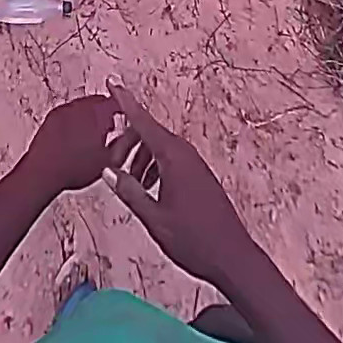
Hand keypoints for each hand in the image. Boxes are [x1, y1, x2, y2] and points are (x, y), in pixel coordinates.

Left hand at [17, 95, 119, 193]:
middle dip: (107, 112)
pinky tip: (76, 137)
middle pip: (99, 101)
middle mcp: (80, 106)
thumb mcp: (108, 161)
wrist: (44, 172)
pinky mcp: (53, 116)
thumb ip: (123, 143)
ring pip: (83, 106)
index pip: (116, 101)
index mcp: (97, 114)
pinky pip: (69, 113)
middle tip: (111, 127)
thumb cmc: (74, 168)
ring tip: (93, 136)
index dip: (124, 108)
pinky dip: (76, 120)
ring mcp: (64, 110)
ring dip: (91, 116)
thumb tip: (132, 136)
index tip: (127, 114)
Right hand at [102, 84, 261, 286]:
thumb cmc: (195, 239)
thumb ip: (129, 191)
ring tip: (128, 181)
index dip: (124, 101)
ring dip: (139, 157)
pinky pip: (169, 158)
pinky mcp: (197, 174)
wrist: (234, 259)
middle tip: (111, 164)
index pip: (142, 120)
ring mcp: (193, 163)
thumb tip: (109, 171)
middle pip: (147, 133)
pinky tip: (146, 187)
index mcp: (172, 156)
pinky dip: (153, 165)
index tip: (112, 83)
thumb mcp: (153, 218)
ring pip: (158, 146)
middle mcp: (184, 152)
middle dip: (126, 143)